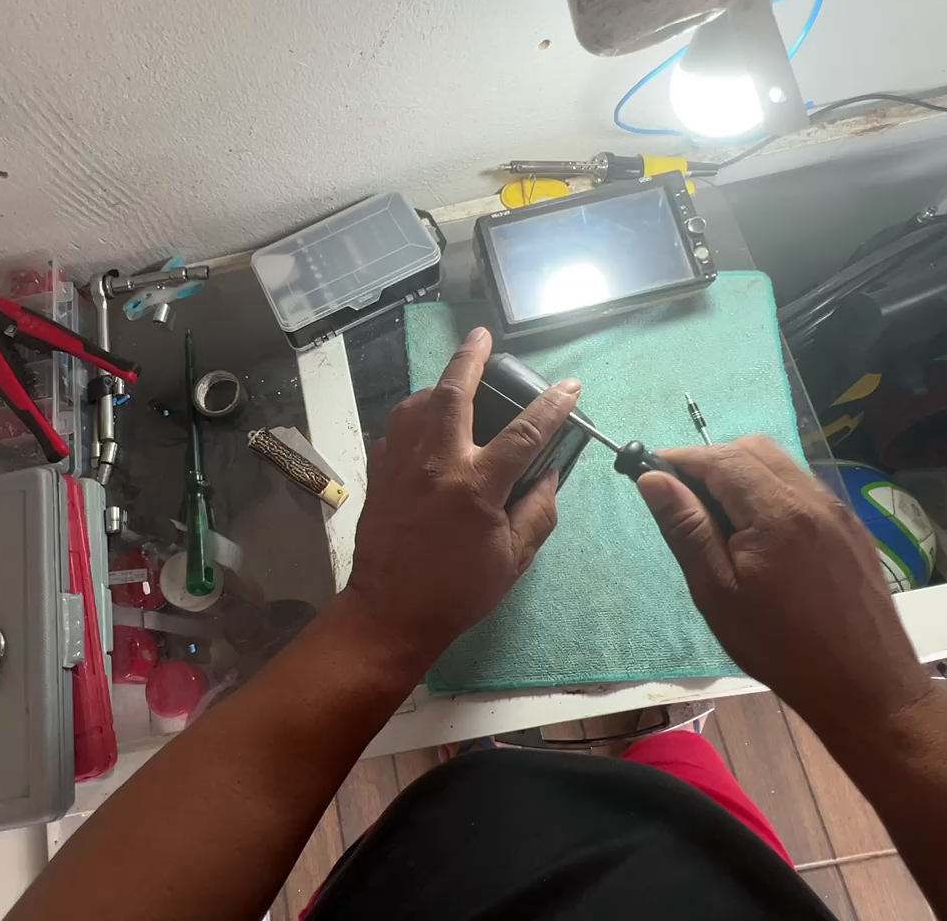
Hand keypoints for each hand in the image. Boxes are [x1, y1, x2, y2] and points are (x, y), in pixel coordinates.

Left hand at [341, 328, 579, 672]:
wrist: (389, 610)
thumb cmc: (456, 590)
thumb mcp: (512, 559)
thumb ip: (537, 512)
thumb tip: (549, 475)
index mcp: (474, 485)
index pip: (523, 433)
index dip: (550, 405)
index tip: (568, 384)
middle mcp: (435, 462)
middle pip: (452, 394)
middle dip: (469, 358)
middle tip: (481, 335)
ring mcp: (400, 463)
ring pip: (415, 404)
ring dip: (436, 385)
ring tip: (452, 379)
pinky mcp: (378, 472)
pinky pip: (396, 428)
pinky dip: (413, 415)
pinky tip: (423, 421)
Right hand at [636, 436, 933, 732]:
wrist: (867, 689)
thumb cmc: (780, 645)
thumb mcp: (716, 590)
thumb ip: (685, 527)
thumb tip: (653, 480)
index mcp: (777, 512)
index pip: (720, 458)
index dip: (679, 459)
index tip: (650, 476)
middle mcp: (811, 498)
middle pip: (751, 448)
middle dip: (709, 461)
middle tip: (682, 499)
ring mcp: (836, 510)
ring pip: (777, 462)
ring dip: (737, 472)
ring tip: (716, 517)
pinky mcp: (848, 526)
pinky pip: (798, 484)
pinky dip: (765, 488)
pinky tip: (754, 531)